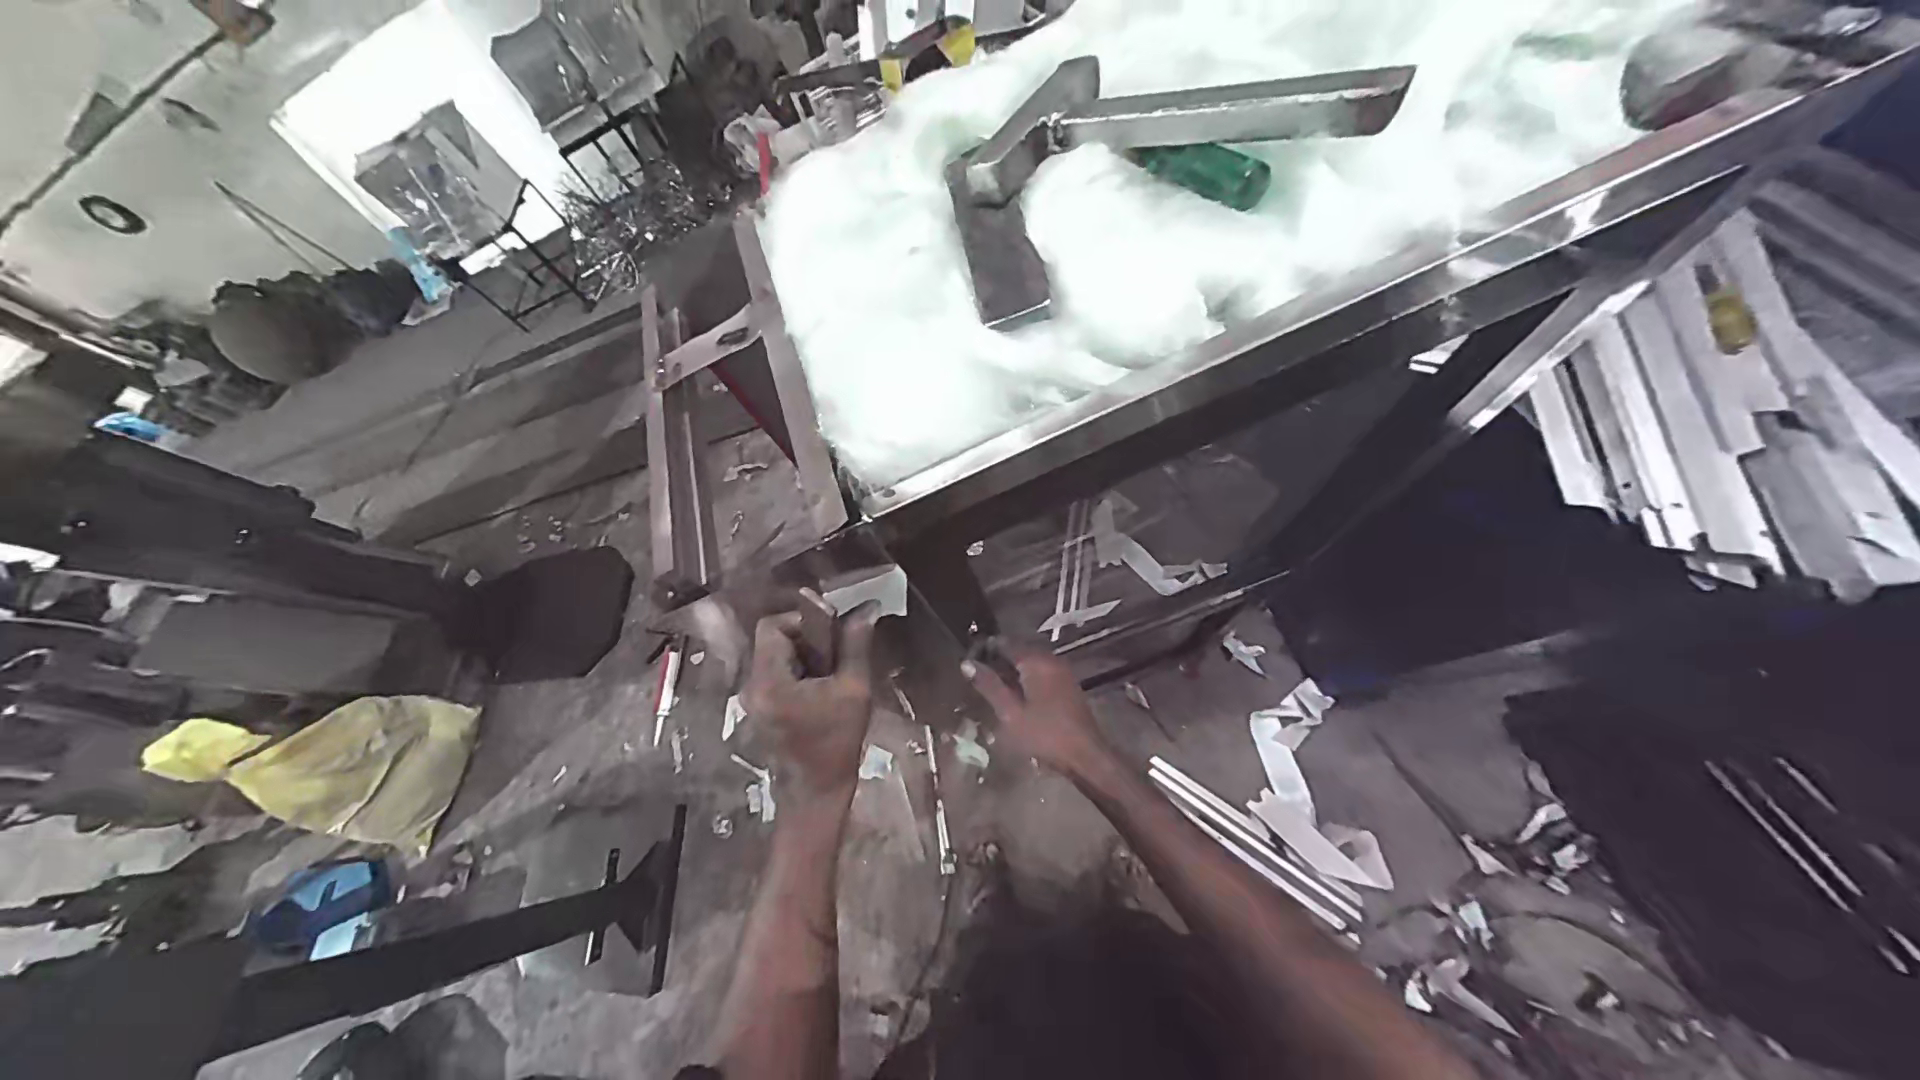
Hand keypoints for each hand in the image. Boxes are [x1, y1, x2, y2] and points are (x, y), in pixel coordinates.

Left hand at [742, 605, 878, 805]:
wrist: (817, 793)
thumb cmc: (837, 742)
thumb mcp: (854, 690)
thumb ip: (855, 645)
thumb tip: (866, 609)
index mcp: (768, 681)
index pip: (772, 626)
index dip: (802, 620)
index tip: (831, 633)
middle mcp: (752, 686)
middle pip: (772, 640)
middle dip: (807, 640)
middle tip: (837, 654)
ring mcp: (752, 700)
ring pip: (775, 657)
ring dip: (804, 656)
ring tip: (832, 673)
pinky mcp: (759, 709)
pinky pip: (776, 674)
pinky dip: (798, 672)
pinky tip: (821, 689)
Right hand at [963, 644, 1113, 780]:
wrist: (1086, 755)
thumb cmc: (1045, 734)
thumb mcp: (1010, 713)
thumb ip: (989, 685)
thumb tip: (967, 663)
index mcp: (1036, 661)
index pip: (1005, 643)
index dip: (985, 649)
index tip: (969, 660)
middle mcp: (1051, 659)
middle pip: (1019, 650)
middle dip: (999, 659)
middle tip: (978, 674)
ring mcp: (1062, 672)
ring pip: (1031, 662)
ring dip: (1013, 670)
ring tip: (994, 685)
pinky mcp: (1068, 685)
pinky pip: (1042, 672)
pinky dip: (1027, 678)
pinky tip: (1017, 694)